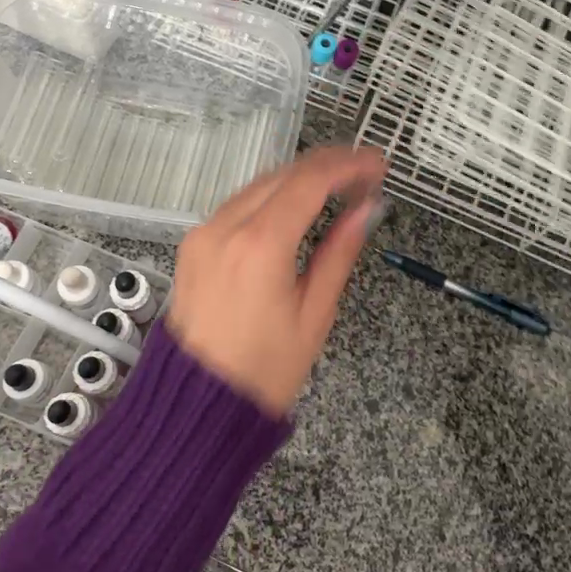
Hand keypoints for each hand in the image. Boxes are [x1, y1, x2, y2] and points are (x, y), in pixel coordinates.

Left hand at [166, 146, 387, 417]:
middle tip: (364, 171)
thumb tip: (364, 211)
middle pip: (284, 174)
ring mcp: (204, 235)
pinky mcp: (194, 246)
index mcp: (259, 246)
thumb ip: (339, 253)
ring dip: (299, 177)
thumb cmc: (262, 372)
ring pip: (259, 184)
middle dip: (327, 164)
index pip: (310, 182)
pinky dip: (271, 195)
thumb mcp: (315, 314)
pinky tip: (295, 203)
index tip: (376, 164)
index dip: (348, 165)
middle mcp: (225, 229)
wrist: (197, 407)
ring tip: (338, 183)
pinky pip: (237, 204)